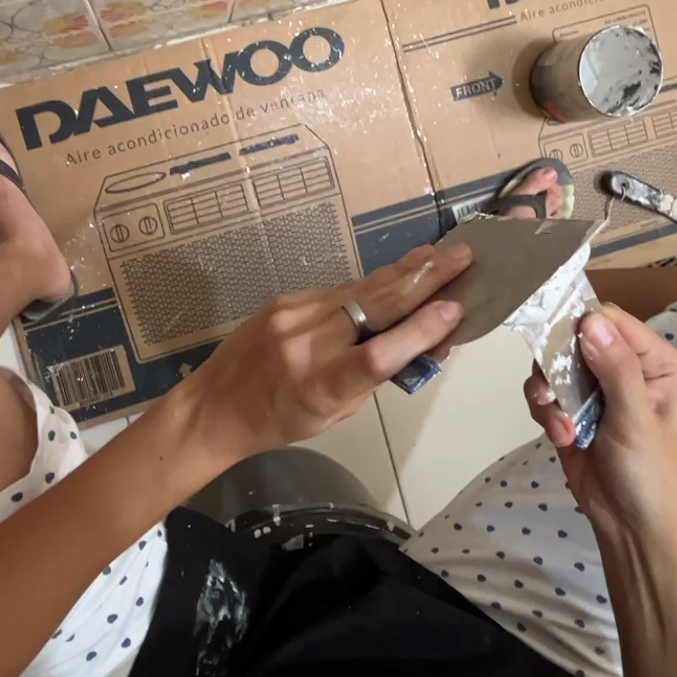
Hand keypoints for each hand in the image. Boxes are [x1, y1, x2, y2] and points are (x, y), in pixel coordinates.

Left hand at [171, 243, 471, 461]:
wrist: (215, 404)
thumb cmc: (279, 422)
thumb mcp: (333, 416)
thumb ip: (374, 379)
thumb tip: (421, 345)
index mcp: (320, 387)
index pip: (378, 356)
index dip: (419, 331)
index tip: (455, 309)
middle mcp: (306, 344)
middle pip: (374, 306)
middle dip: (424, 280)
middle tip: (462, 258)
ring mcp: (293, 315)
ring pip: (360, 289)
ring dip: (404, 271)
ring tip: (439, 254)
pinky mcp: (285, 300)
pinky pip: (339, 291)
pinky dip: (371, 284)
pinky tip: (398, 273)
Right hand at [522, 305, 676, 540]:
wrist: (631, 526)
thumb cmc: (649, 472)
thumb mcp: (635, 418)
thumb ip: (615, 368)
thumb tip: (588, 319)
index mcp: (653, 360)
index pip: (609, 320)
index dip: (580, 325)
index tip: (554, 342)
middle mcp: (622, 365)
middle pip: (573, 337)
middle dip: (555, 364)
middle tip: (548, 390)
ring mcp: (594, 387)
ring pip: (552, 364)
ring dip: (548, 393)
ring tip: (558, 423)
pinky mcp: (569, 407)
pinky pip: (543, 392)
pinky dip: (545, 413)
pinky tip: (561, 437)